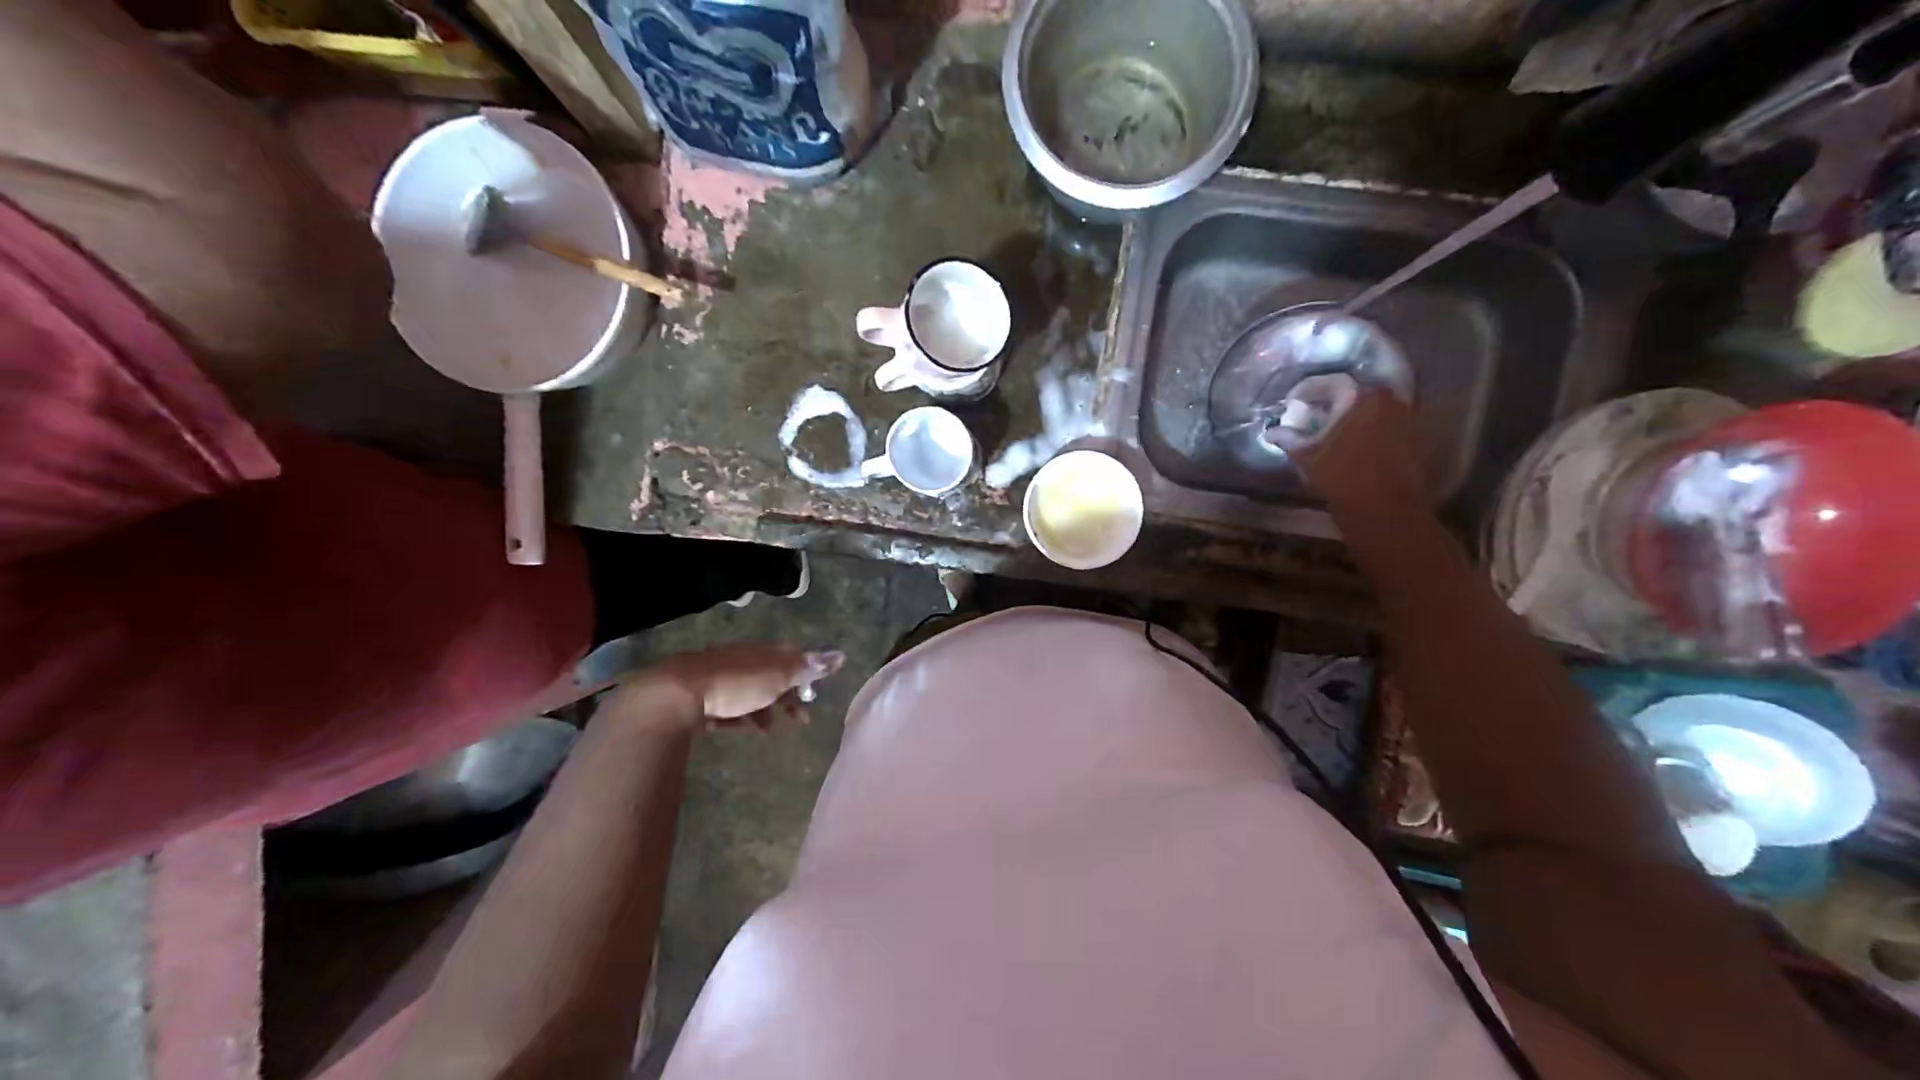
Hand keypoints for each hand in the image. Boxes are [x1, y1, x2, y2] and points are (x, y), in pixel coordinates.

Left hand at [606, 644, 845, 735]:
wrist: (677, 693)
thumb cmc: (736, 683)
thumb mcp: (779, 675)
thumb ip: (808, 667)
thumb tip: (840, 654)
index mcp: (763, 651)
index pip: (792, 658)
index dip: (806, 676)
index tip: (813, 698)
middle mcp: (742, 658)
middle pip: (771, 676)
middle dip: (786, 697)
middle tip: (798, 721)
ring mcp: (718, 676)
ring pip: (749, 692)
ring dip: (763, 710)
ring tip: (767, 731)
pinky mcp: (699, 696)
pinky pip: (727, 706)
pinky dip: (739, 717)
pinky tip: (740, 730)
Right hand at [1290, 387, 1426, 511]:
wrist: (1384, 509)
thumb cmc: (1341, 477)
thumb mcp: (1306, 456)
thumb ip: (1290, 439)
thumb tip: (1272, 431)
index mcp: (1359, 397)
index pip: (1329, 383)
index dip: (1306, 391)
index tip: (1292, 402)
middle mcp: (1387, 400)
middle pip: (1353, 394)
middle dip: (1331, 403)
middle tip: (1312, 416)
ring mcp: (1405, 418)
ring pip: (1371, 410)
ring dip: (1351, 417)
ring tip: (1331, 432)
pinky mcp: (1414, 438)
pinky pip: (1385, 425)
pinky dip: (1367, 430)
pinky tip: (1353, 446)